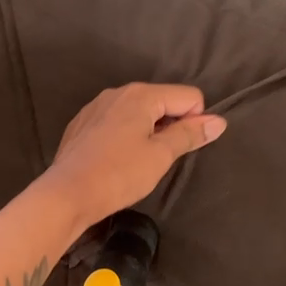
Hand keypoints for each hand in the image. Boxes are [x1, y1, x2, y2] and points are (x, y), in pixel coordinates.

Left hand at [42, 84, 226, 229]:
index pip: (189, 97)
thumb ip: (189, 134)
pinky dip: (125, 135)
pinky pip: (117, 121)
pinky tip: (116, 160)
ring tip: (137, 161)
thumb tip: (219, 122)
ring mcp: (97, 106)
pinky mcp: (82, 123)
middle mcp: (119, 92)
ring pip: (139, 111)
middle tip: (160, 158)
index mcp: (142, 94)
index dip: (194, 123)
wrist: (66, 193)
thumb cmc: (119, 174)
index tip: (179, 149)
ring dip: (148, 131)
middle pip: (163, 100)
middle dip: (171, 125)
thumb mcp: (160, 155)